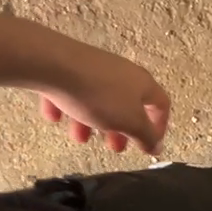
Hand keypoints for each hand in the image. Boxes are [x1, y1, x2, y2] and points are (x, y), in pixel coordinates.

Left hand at [36, 45, 171, 153]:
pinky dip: (66, 105)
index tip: (148, 143)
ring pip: (99, 100)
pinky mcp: (67, 65)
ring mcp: (94, 67)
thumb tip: (157, 146)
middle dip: (121, 130)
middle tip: (114, 146)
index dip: (158, 127)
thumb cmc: (97, 94)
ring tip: (79, 137)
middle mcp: (122, 72)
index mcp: (144, 83)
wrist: (50, 64)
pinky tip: (55, 116)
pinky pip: (72, 89)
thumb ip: (146, 137)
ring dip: (92, 122)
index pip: (161, 106)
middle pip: (127, 106)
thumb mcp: (130, 123)